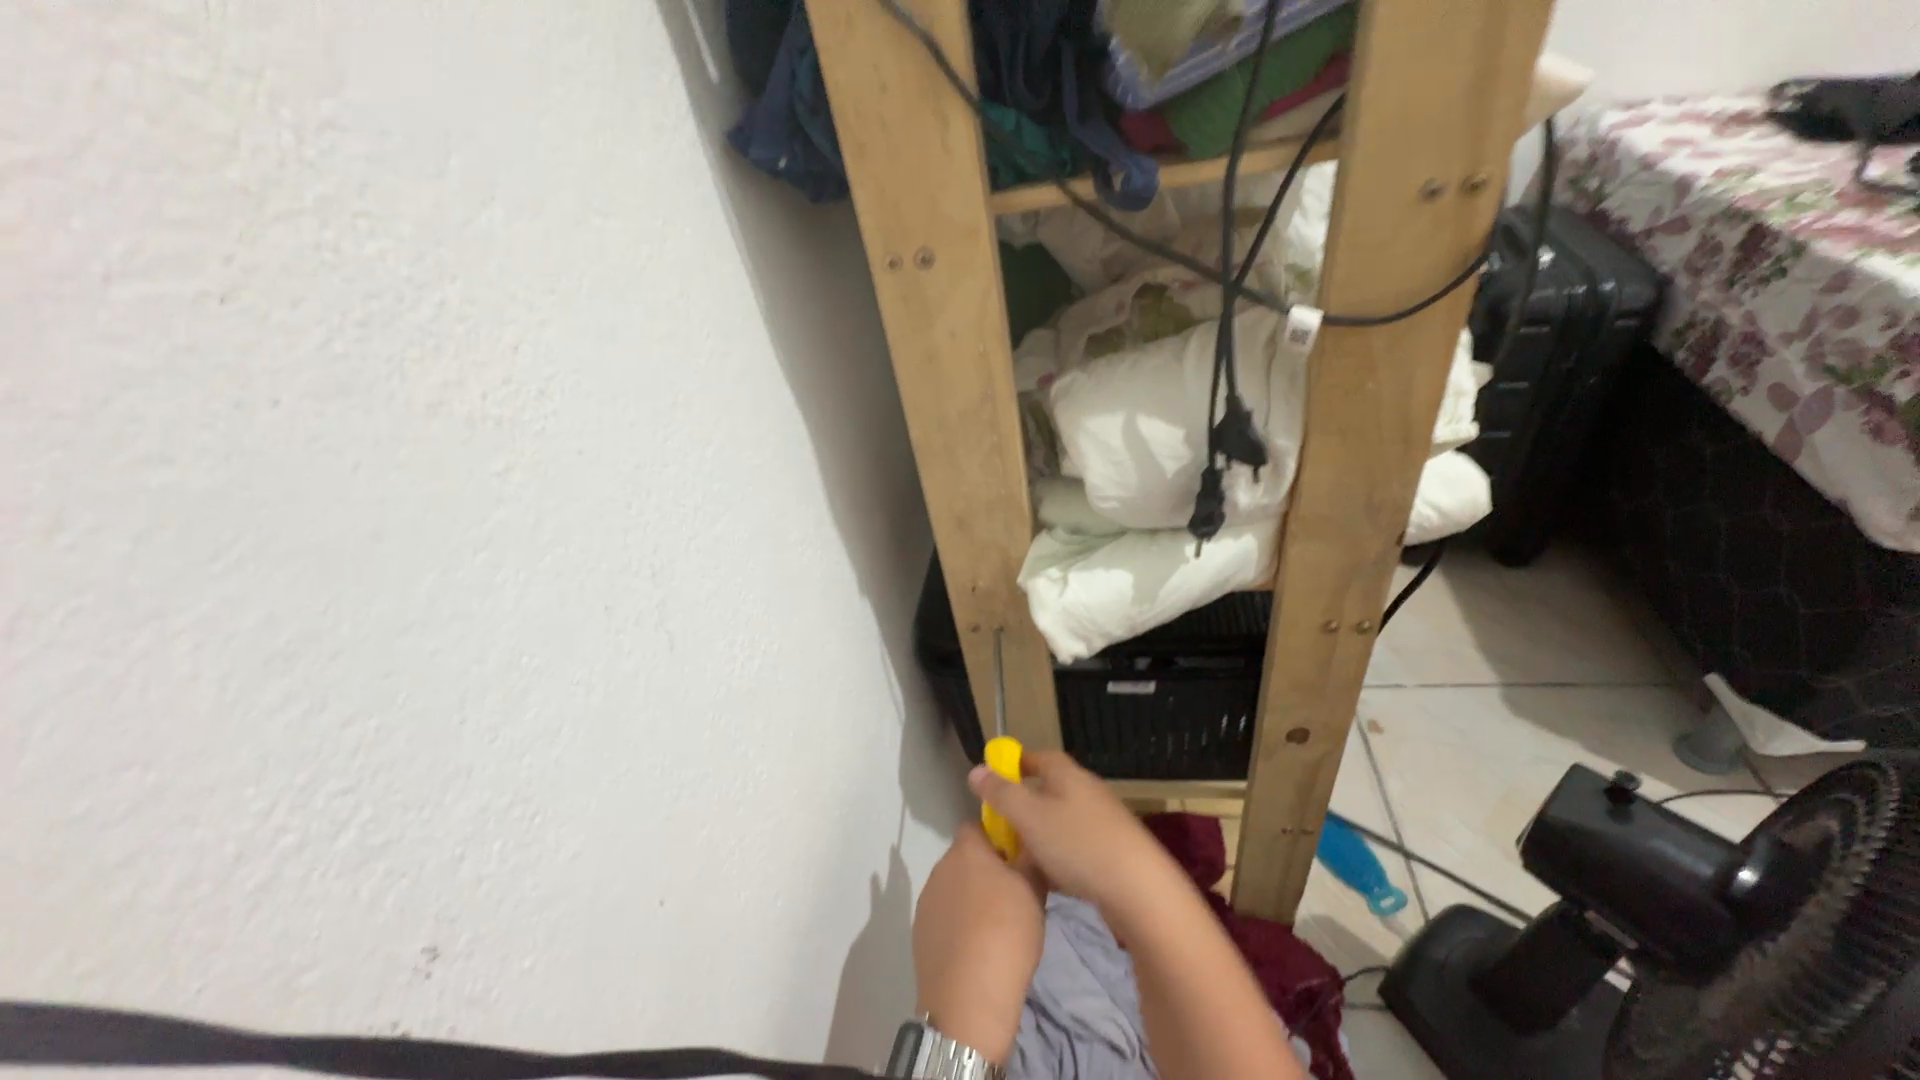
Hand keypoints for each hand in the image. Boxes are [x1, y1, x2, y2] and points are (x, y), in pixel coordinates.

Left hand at [912, 824, 1045, 1064]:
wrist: (969, 996)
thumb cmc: (1007, 932)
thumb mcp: (1034, 891)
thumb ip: (1030, 860)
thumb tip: (1028, 844)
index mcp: (966, 851)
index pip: (977, 827)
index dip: (997, 838)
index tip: (1016, 860)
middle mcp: (940, 868)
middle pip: (964, 858)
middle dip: (985, 870)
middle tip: (1012, 895)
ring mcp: (926, 901)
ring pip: (952, 887)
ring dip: (970, 897)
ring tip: (994, 926)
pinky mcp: (919, 932)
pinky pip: (943, 916)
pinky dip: (957, 924)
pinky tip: (975, 947)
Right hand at [968, 750, 1176, 912]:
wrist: (1139, 889)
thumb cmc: (1078, 845)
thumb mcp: (1030, 816)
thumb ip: (1001, 793)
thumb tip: (976, 769)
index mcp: (1069, 775)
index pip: (1039, 757)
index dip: (1015, 764)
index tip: (994, 780)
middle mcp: (1088, 791)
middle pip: (1050, 790)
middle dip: (1024, 805)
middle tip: (1000, 825)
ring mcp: (1104, 822)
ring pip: (1061, 821)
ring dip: (1040, 834)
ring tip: (1019, 856)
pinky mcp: (1113, 851)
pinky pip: (1076, 847)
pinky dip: (1059, 856)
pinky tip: (1049, 879)